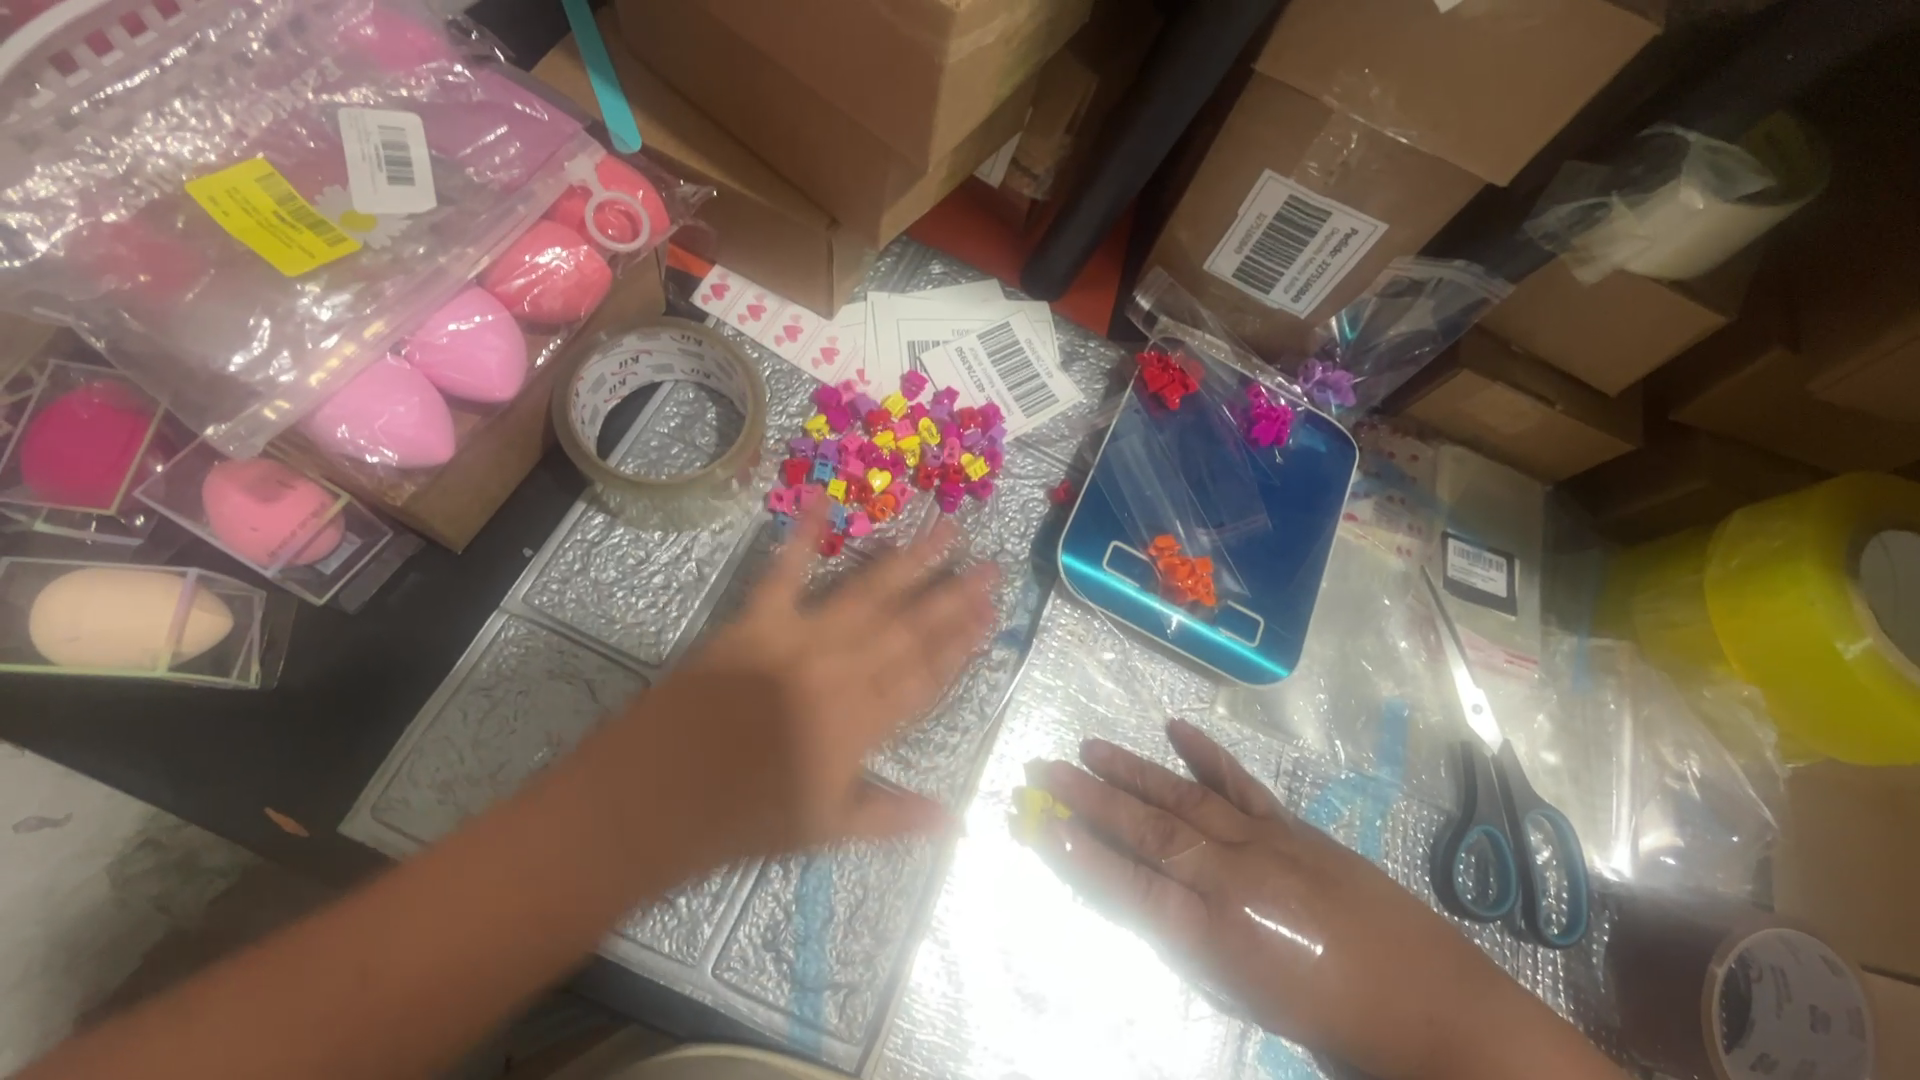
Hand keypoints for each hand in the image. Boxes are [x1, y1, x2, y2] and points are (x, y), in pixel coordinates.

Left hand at [593, 500, 998, 873]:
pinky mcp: (754, 622)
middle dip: (954, 598)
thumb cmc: (744, 820)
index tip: (993, 615)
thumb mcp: (827, 828)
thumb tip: (956, 821)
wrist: (655, 799)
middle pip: (909, 628)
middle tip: (992, 567)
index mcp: (864, 723)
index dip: (962, 645)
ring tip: (947, 531)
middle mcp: (842, 672)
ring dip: (910, 562)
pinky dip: (804, 536)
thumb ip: (893, 816)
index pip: (927, 675)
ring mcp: (798, 640)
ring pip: (867, 595)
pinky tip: (825, 500)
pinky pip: (784, 573)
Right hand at [1021, 720, 1542, 1079]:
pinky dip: (1207, 754)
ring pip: (1183, 798)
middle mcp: (1232, 879)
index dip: (1077, 854)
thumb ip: (1181, 935)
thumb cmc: (1320, 1016)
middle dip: (1088, 800)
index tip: (1035, 822)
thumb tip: (1138, 890)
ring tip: (1089, 747)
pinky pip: (1242, 785)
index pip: (1127, 884)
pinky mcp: (1295, 828)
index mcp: (1215, 934)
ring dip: (1132, 771)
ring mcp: (1266, 844)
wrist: (1425, 1004)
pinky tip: (1177, 729)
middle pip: (1145, 829)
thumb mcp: (1235, 991)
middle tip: (1043, 769)